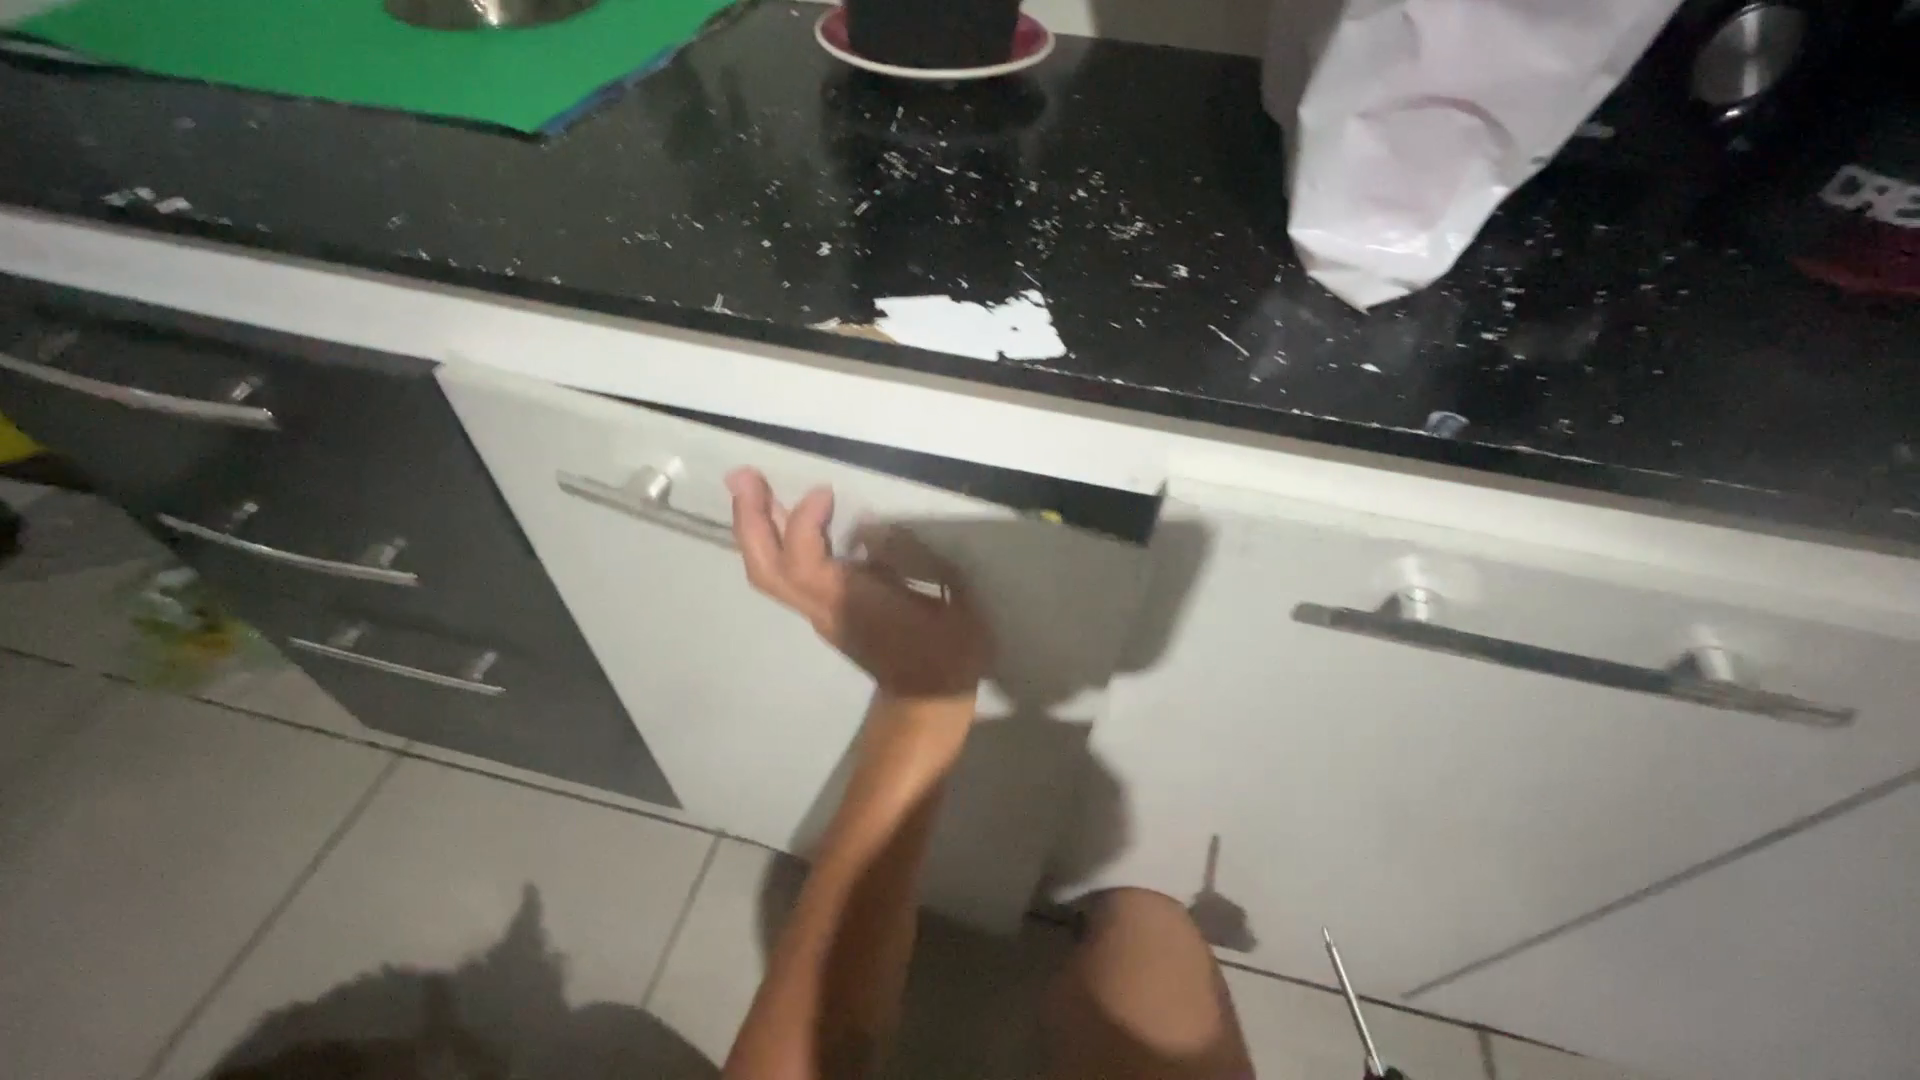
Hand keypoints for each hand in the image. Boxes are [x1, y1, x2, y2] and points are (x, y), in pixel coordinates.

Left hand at [726, 468, 991, 698]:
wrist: (927, 703)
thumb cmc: (945, 654)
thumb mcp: (950, 606)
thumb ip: (919, 563)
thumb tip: (880, 531)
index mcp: (852, 604)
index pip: (803, 562)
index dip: (804, 520)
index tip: (826, 490)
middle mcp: (823, 607)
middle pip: (766, 569)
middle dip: (749, 519)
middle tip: (744, 475)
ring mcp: (818, 612)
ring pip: (769, 572)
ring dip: (756, 527)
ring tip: (751, 485)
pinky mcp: (823, 611)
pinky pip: (786, 572)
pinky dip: (778, 538)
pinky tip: (785, 513)